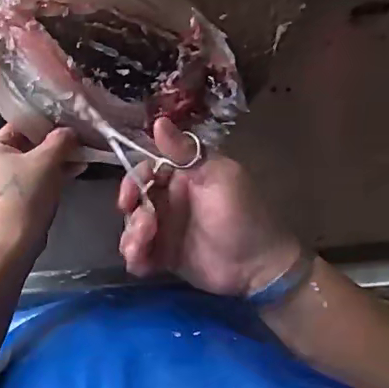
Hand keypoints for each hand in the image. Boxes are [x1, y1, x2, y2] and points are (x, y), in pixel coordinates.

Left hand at [0, 123, 80, 258]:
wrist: (17, 241)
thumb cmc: (26, 195)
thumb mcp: (46, 161)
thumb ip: (60, 139)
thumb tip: (70, 131)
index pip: (21, 124)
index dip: (46, 121)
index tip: (70, 121)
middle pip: (29, 142)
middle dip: (56, 142)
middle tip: (81, 138)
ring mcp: (4, 180)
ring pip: (35, 160)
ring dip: (58, 158)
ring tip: (83, 154)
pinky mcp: (16, 195)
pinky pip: (36, 176)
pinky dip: (53, 172)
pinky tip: (77, 169)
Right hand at [115, 118, 303, 296]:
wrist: (258, 267)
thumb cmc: (242, 216)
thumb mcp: (218, 177)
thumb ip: (186, 151)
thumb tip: (158, 121)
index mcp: (181, 178)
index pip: (145, 171)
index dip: (132, 181)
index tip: (129, 197)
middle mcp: (168, 201)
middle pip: (133, 201)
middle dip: (132, 214)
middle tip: (146, 227)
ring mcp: (164, 230)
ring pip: (131, 228)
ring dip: (131, 238)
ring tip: (144, 249)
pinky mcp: (163, 257)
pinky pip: (138, 255)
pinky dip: (135, 259)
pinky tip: (143, 264)